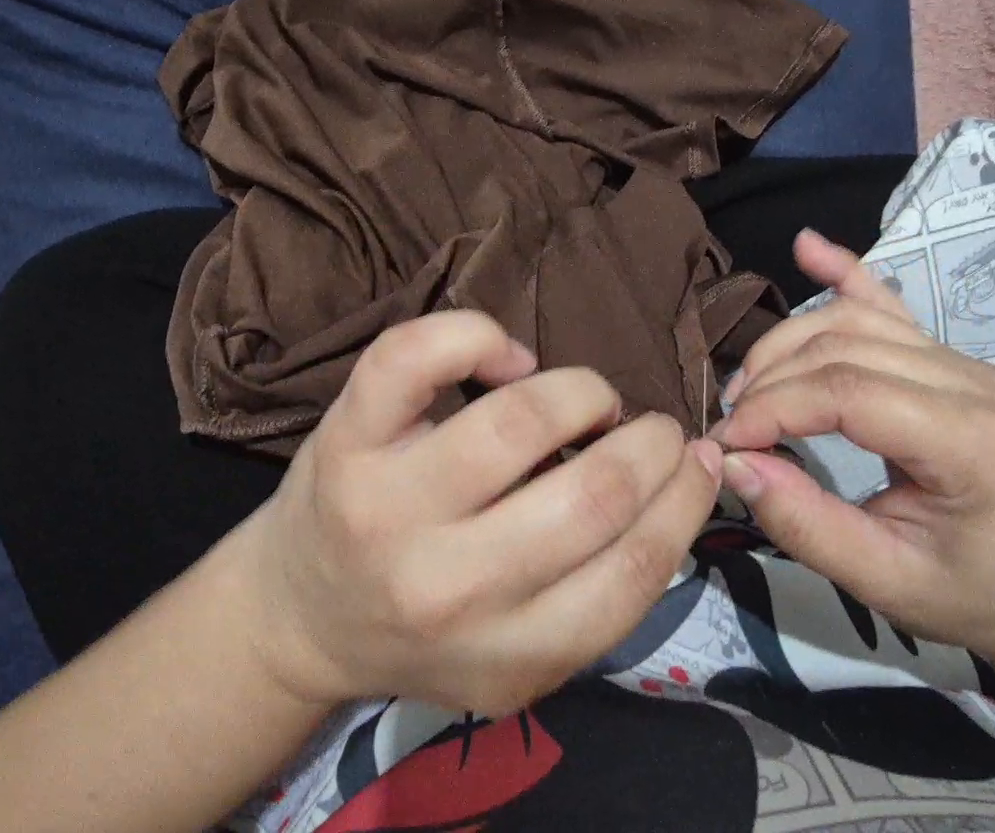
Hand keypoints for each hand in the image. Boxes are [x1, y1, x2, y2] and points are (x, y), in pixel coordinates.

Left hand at [226, 311, 723, 716]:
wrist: (297, 617)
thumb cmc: (423, 633)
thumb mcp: (516, 658)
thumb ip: (596, 594)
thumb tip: (681, 477)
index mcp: (507, 655)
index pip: (633, 572)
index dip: (685, 502)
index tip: (697, 463)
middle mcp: (447, 588)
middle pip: (590, 494)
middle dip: (649, 444)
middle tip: (650, 430)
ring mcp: (387, 507)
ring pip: (519, 419)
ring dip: (583, 392)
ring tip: (589, 401)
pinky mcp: (345, 441)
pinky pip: (413, 357)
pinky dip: (476, 336)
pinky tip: (506, 359)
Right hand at [713, 230, 994, 666]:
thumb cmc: (967, 591)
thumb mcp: (884, 583)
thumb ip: (807, 525)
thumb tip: (733, 465)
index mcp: (970, 441)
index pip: (849, 392)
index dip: (774, 407)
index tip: (726, 442)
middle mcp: (972, 381)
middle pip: (843, 347)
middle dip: (769, 382)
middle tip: (730, 429)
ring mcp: (961, 361)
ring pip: (852, 321)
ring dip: (784, 345)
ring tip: (745, 392)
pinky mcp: (944, 358)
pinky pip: (886, 303)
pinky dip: (843, 272)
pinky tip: (807, 247)